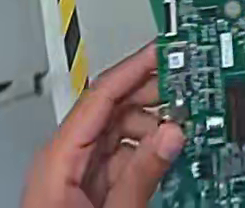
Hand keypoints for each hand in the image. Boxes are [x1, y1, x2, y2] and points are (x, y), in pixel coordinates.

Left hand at [22, 42, 184, 207]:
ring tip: (183, 121)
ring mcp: (77, 178)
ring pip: (119, 135)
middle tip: (185, 83)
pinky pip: (120, 160)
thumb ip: (142, 176)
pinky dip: (145, 154)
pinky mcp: (89, 196)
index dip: (134, 68)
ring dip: (151, 126)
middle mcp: (66, 158)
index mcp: (59, 156)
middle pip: (111, 110)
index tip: (162, 52)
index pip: (100, 95)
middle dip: (149, 96)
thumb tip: (171, 133)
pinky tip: (168, 152)